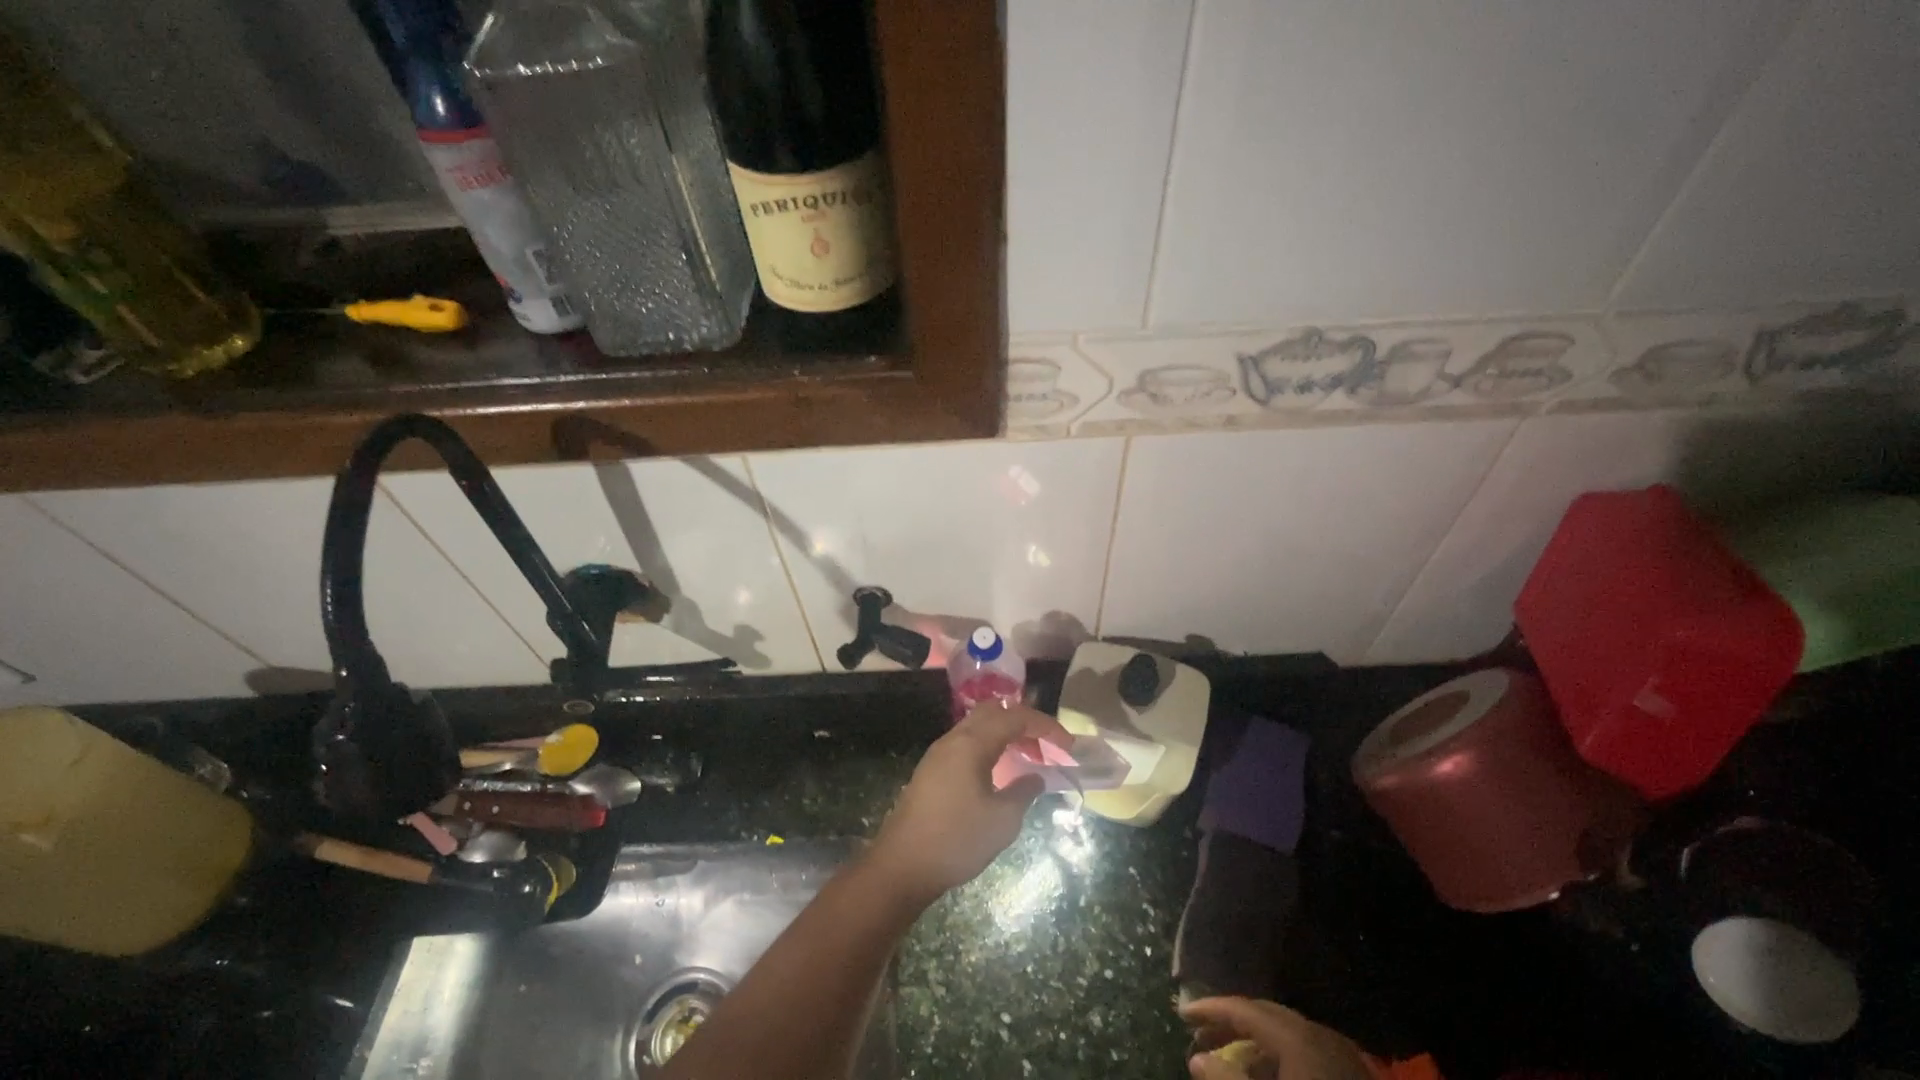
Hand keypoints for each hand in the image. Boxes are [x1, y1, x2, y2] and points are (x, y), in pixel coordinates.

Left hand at [869, 703, 1070, 901]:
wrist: (902, 865)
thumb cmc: (957, 840)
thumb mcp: (1002, 820)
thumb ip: (1023, 792)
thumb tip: (1034, 777)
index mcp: (971, 743)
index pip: (1015, 717)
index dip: (1045, 727)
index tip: (1068, 746)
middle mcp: (953, 740)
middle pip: (993, 713)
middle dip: (1025, 724)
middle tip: (1048, 747)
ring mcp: (938, 755)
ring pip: (978, 728)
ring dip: (1006, 736)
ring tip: (1030, 759)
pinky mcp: (931, 772)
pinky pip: (967, 745)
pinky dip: (990, 748)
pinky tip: (1001, 773)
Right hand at [1181, 997, 1373, 1079]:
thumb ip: (1228, 1079)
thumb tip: (1197, 1059)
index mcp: (1298, 1037)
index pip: (1244, 1009)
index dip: (1209, 1009)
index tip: (1181, 1015)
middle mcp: (1319, 1034)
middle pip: (1265, 1015)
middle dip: (1229, 1023)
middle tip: (1197, 1035)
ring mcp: (1339, 1053)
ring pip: (1285, 1034)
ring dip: (1252, 1042)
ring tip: (1225, 1060)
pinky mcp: (1350, 1073)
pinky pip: (1304, 1052)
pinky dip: (1276, 1057)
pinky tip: (1262, 1074)